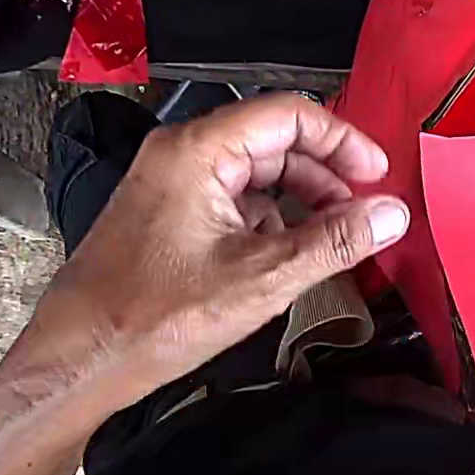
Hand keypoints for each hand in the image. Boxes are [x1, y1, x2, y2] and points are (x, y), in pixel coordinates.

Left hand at [29, 94, 409, 403]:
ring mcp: (174, 190)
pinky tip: (288, 258)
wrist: (83, 358)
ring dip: (302, 203)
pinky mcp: (172, 222)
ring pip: (256, 179)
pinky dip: (271, 225)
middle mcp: (183, 158)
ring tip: (335, 240)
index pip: (289, 116)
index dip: (343, 141)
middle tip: (365, 213)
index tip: (378, 176)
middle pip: (274, 144)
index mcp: (198, 151)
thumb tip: (391, 215)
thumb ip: (332, 242)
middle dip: (327, 176)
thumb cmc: (155, 318)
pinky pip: (235, 207)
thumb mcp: (261, 279)